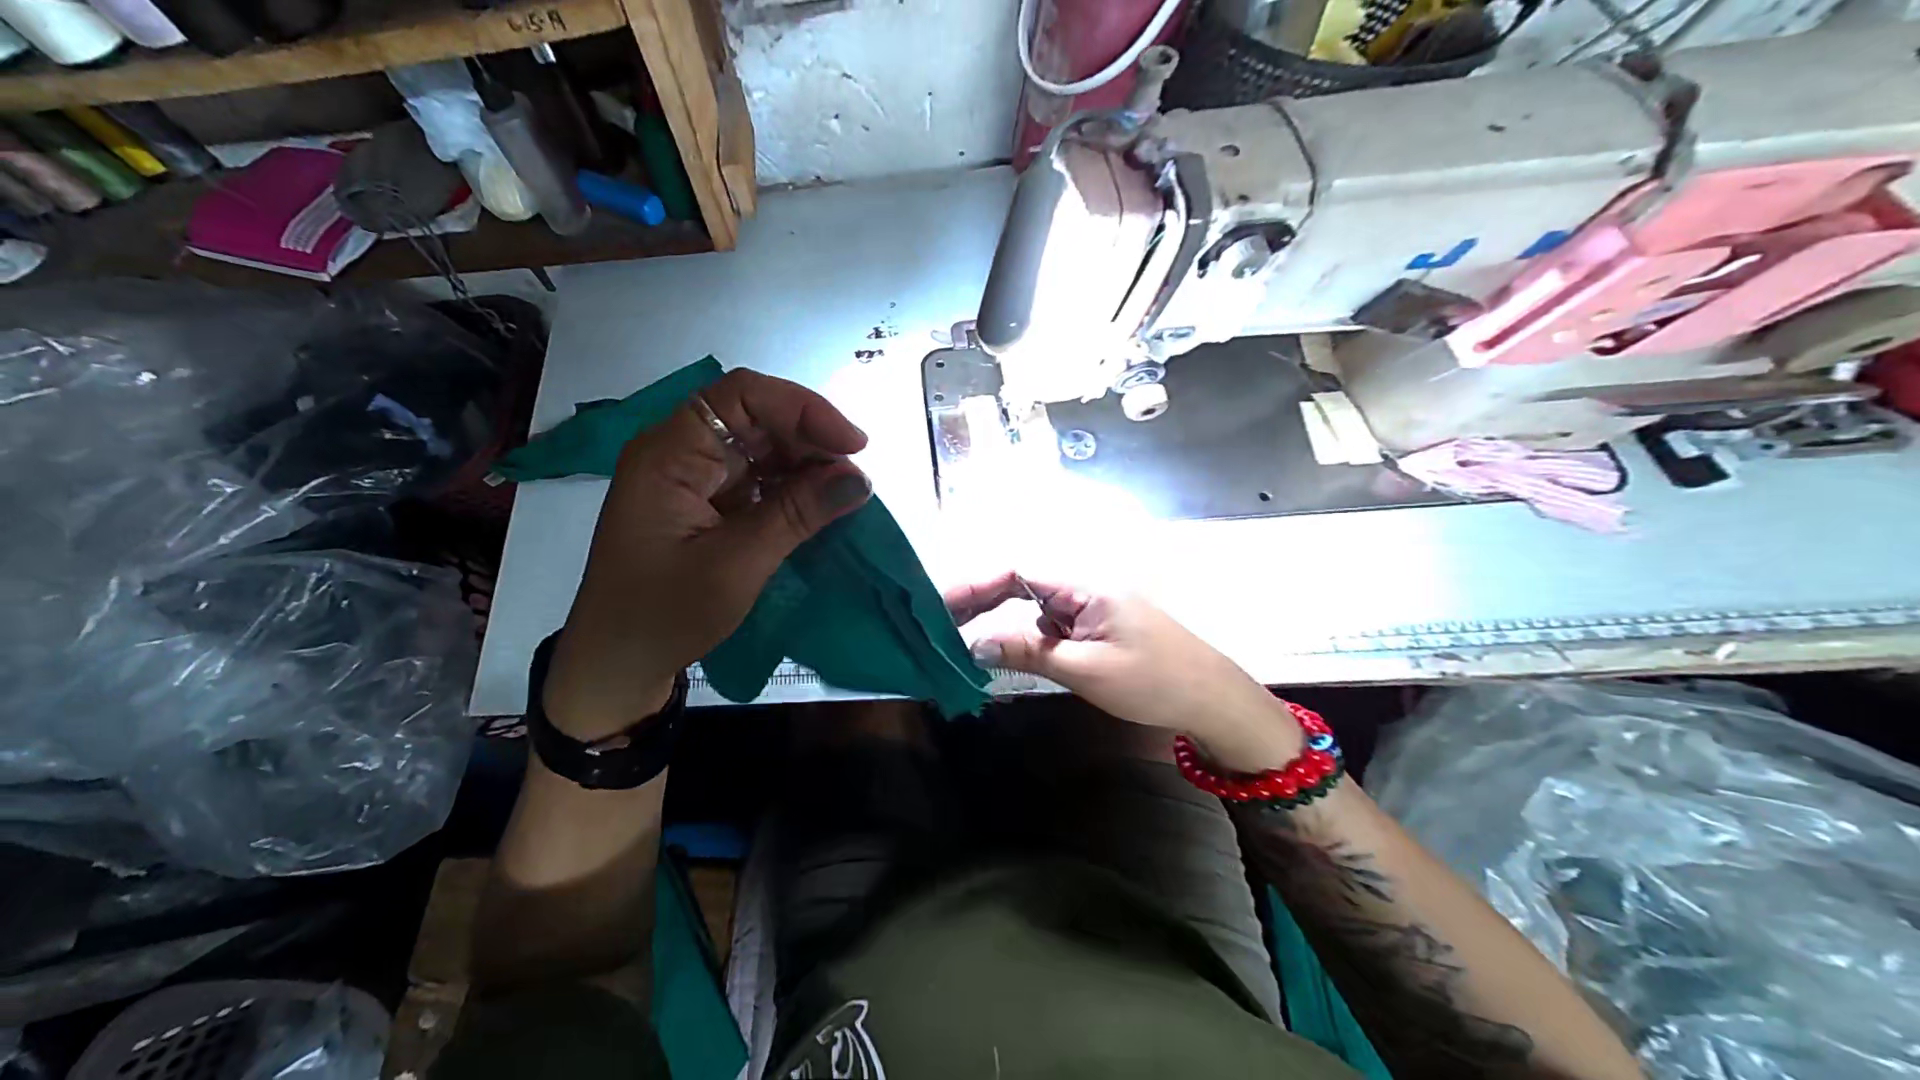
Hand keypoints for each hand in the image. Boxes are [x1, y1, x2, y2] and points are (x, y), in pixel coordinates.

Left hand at [545, 369, 872, 737]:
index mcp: (671, 454)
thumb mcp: (736, 565)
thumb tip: (859, 476)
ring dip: (806, 464)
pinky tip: (821, 505)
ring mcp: (693, 479)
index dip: (803, 409)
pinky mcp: (706, 504)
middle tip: (856, 476)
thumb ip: (797, 514)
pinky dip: (792, 489)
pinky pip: (757, 479)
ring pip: (761, 447)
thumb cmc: (663, 614)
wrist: (616, 665)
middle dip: (811, 438)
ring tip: (846, 491)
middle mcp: (680, 453)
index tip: (852, 445)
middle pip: (755, 417)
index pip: (742, 396)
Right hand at [947, 573, 1303, 772]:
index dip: (976, 586)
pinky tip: (1008, 654)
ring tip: (963, 640)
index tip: (941, 606)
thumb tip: (974, 643)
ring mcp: (1090, 609)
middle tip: (942, 623)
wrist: (1211, 699)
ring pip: (1033, 607)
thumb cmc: (1152, 680)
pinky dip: (1025, 637)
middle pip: (1021, 584)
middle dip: (981, 600)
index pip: (1017, 572)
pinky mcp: (1096, 629)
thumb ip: (1028, 651)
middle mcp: (1084, 589)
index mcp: (1084, 587)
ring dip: (1000, 620)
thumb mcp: (1084, 670)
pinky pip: (1050, 626)